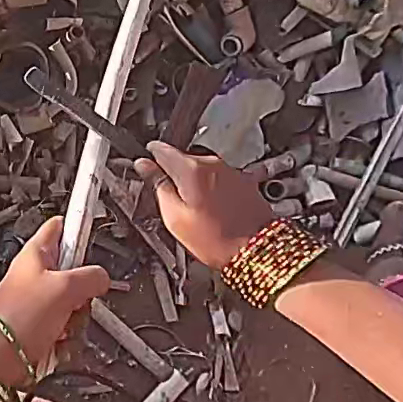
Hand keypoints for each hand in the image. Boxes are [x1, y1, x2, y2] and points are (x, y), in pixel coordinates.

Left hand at [0, 217, 108, 379]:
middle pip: (76, 271)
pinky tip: (57, 341)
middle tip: (76, 299)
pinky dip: (68, 336)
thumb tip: (102, 277)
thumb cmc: (19, 318)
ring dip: (76, 319)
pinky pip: (68, 326)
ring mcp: (39, 301)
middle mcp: (37, 275)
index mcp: (35, 254)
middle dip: (84, 291)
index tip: (93, 223)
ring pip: (76, 302)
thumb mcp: (64, 288)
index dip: (78, 226)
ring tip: (63, 325)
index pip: (60, 226)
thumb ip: (90, 277)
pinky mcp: (42, 326)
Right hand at [135, 142, 272, 268]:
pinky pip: (219, 178)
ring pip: (202, 168)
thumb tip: (144, 166)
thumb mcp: (174, 216)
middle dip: (174, 173)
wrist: (258, 251)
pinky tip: (213, 209)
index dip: (151, 158)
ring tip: (194, 209)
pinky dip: (212, 188)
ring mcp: (231, 171)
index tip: (147, 167)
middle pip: (183, 158)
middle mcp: (212, 164)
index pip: (161, 150)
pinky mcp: (244, 181)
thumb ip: (158, 185)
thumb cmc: (216, 239)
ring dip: (194, 182)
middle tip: (170, 199)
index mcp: (191, 169)